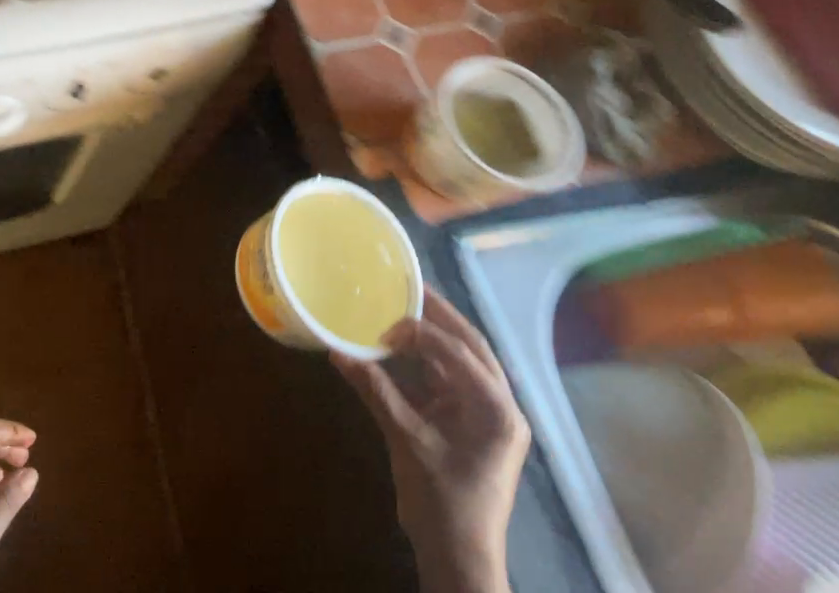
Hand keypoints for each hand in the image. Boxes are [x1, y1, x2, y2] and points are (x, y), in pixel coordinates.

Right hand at [332, 289, 529, 592]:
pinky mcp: (471, 424)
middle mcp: (500, 405)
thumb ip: (376, 392)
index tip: (383, 323)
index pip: (459, 353)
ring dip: (432, 336)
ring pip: (462, 360)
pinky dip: (425, 363)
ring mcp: (487, 415)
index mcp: (496, 409)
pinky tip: (398, 348)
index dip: (421, 332)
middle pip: (471, 346)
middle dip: (439, 315)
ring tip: (400, 306)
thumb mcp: (407, 443)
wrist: (459, 555)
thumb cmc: (441, 501)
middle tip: (405, 285)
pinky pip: (449, 381)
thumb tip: (337, 351)